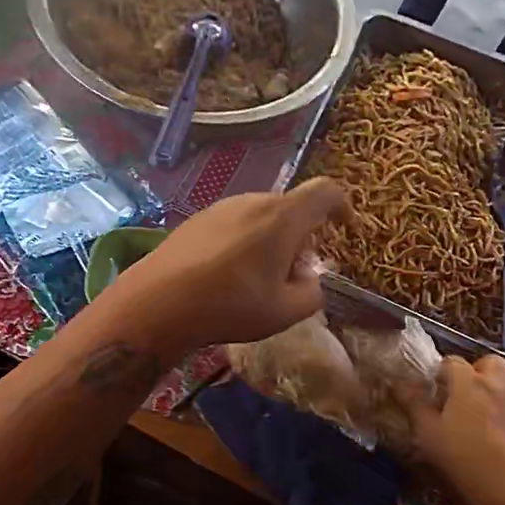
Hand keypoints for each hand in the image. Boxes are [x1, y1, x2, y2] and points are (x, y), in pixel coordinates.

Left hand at [101, 179, 348, 350]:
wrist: (158, 302)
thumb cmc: (229, 305)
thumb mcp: (284, 312)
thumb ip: (312, 293)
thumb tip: (309, 279)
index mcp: (282, 216)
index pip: (326, 192)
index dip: (343, 206)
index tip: (346, 228)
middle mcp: (253, 200)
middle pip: (291, 209)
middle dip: (302, 238)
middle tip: (293, 277)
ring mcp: (222, 207)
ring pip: (262, 217)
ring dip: (272, 242)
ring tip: (259, 282)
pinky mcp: (197, 219)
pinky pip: (236, 224)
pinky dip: (246, 243)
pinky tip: (228, 277)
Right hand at [405, 355, 504, 504]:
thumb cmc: (464, 459)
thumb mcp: (427, 434)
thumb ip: (413, 405)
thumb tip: (398, 384)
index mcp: (469, 382)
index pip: (452, 361)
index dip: (438, 371)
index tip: (430, 389)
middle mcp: (498, 385)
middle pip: (489, 362)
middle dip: (474, 371)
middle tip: (459, 393)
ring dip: (495, 386)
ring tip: (479, 408)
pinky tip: (495, 431)